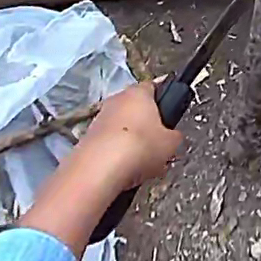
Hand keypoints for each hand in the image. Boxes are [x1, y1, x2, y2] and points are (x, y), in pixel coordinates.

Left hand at [19, 81, 180, 255]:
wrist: (99, 169)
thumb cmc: (140, 147)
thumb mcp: (171, 143)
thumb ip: (175, 137)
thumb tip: (172, 137)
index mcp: (139, 92)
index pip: (154, 87)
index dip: (164, 100)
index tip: (169, 116)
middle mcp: (116, 99)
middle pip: (136, 109)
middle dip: (146, 127)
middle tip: (157, 147)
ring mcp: (98, 119)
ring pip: (121, 128)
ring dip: (130, 143)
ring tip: (141, 166)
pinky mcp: (86, 139)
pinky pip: (107, 144)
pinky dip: (115, 156)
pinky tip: (123, 173)